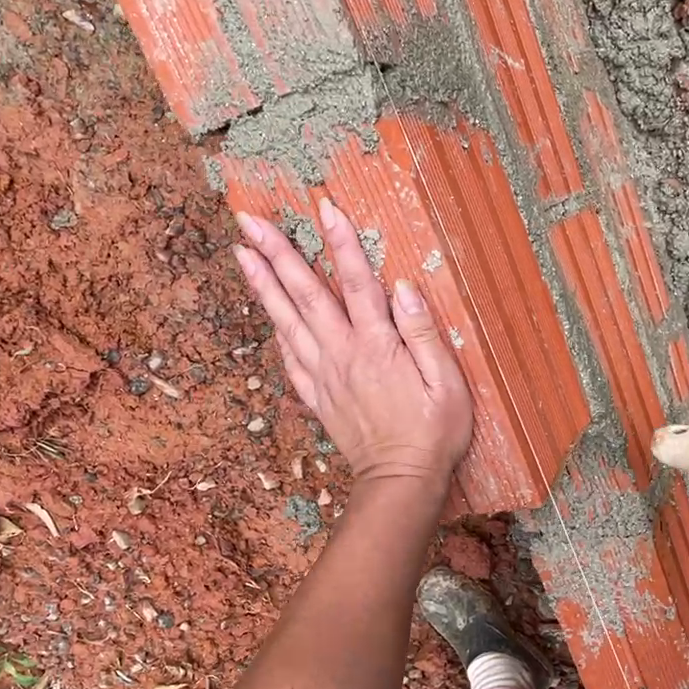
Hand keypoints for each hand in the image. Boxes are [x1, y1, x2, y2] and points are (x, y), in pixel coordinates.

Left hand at [233, 200, 473, 486]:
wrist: (402, 480)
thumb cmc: (435, 432)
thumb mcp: (447, 384)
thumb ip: (424, 335)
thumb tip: (403, 289)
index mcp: (378, 347)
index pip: (357, 284)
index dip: (341, 243)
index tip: (324, 207)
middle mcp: (344, 355)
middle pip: (307, 295)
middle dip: (279, 254)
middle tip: (249, 220)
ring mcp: (325, 376)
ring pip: (288, 322)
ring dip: (264, 285)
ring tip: (241, 253)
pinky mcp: (318, 397)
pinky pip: (289, 358)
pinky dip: (274, 331)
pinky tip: (266, 314)